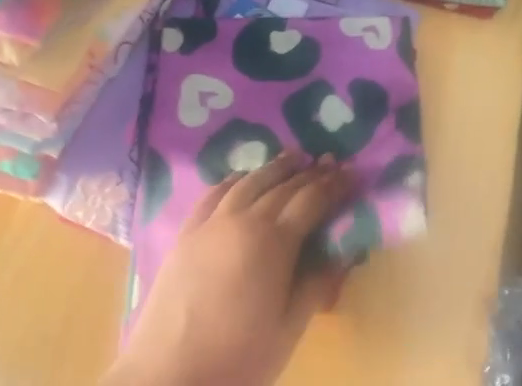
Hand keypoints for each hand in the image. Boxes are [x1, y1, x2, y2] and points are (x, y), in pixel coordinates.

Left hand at [102, 150, 358, 385]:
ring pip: (249, 181)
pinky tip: (243, 178)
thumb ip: (316, 285)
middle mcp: (243, 219)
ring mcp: (211, 222)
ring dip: (276, 167)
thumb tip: (341, 252)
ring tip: (295, 158)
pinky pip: (215, 192)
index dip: (335, 185)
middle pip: (283, 185)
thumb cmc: (236, 358)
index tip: (353, 174)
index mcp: (274, 242)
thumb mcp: (288, 330)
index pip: (312, 200)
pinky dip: (236, 179)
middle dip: (311, 172)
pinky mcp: (186, 232)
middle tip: (330, 161)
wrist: (167, 375)